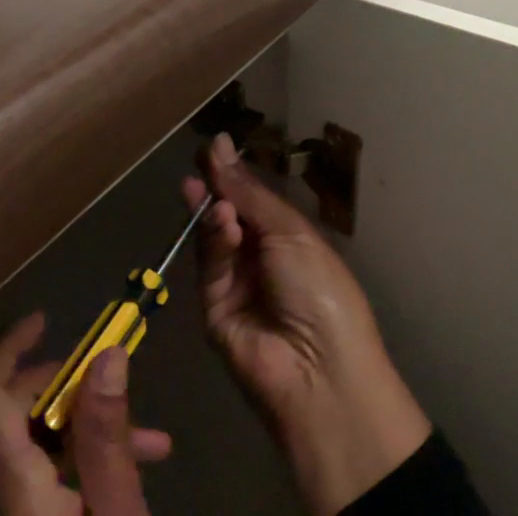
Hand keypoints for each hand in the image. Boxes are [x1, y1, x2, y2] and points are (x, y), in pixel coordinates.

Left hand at [0, 313, 170, 515]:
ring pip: (25, 442)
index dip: (7, 344)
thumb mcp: (115, 511)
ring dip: (80, 429)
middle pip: (7, 409)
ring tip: (148, 444)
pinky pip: (25, 471)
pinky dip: (68, 460)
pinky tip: (119, 474)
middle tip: (122, 389)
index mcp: (1, 479)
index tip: (43, 320)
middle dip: (67, 389)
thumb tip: (108, 355)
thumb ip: (106, 436)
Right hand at [183, 134, 430, 515]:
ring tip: (203, 190)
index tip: (212, 147)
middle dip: (214, 190)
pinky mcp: (212, 308)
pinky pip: (208, 267)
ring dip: (211, 212)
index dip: (234, 175)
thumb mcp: (292, 233)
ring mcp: (236, 285)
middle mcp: (262, 260)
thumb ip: (248, 192)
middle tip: (196, 164)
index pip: (254, 201)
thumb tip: (218, 145)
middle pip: (228, 216)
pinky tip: (221, 222)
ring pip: (213, 238)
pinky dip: (213, 241)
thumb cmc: (321, 293)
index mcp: (291, 241)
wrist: (318, 372)